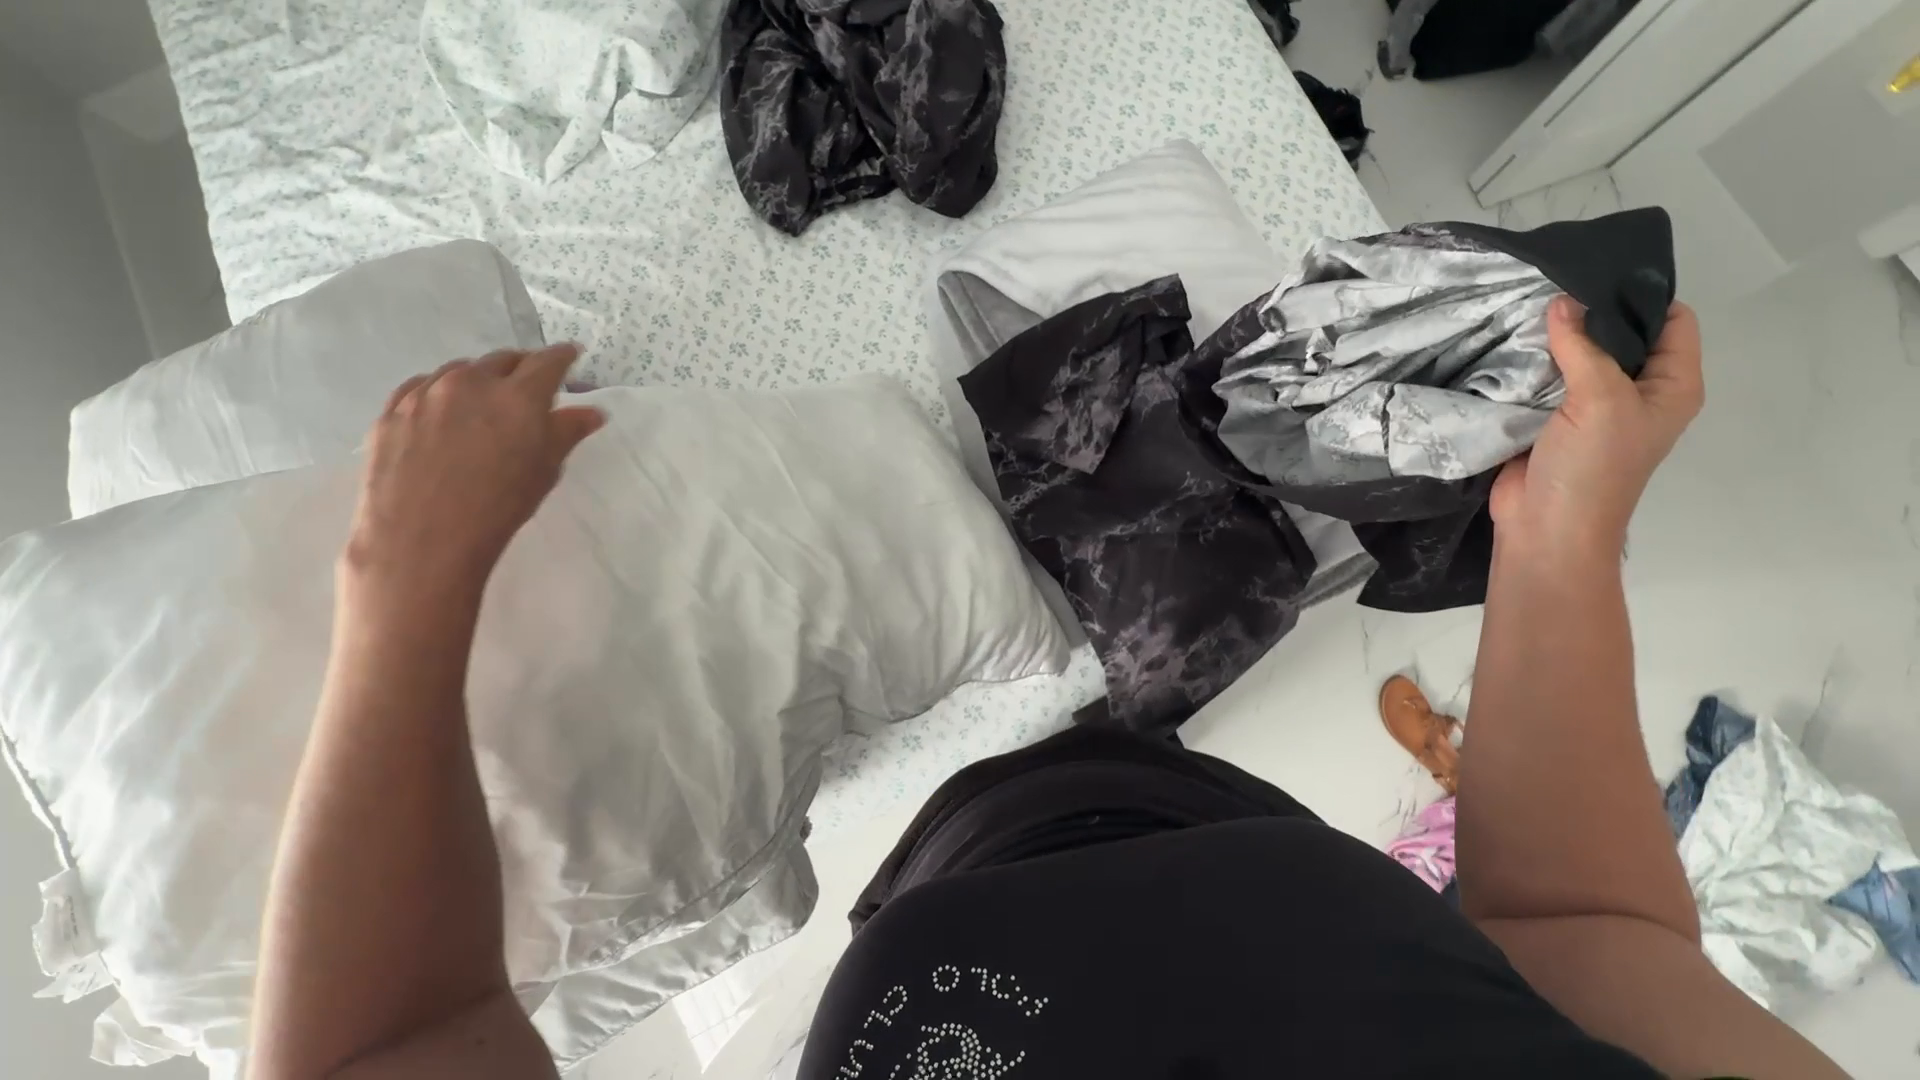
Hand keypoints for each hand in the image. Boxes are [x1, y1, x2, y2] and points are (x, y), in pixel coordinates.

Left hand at [341, 343, 605, 603]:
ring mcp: (427, 392)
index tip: (571, 357)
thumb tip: (592, 411)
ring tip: (485, 404)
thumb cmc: (499, 508)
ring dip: (480, 380)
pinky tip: (445, 413)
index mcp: (519, 397)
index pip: (548, 362)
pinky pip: (423, 386)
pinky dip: (442, 392)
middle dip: (521, 368)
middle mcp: (472, 382)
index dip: (563, 357)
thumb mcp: (545, 471)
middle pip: (503, 359)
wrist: (422, 539)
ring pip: (461, 370)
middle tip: (530, 387)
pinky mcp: (393, 409)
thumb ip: (568, 432)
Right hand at [1489, 295, 1702, 559]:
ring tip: (1520, 309)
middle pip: (1619, 337)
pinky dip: (1525, 367)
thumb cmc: (1591, 467)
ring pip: (1575, 359)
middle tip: (1549, 284)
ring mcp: (1589, 409)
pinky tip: (1503, 347)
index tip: (1596, 273)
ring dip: (1551, 341)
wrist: (1545, 529)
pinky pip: (1540, 384)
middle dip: (1587, 314)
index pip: (1671, 321)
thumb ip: (1582, 347)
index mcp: (1671, 386)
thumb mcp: (1599, 399)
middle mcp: (1635, 393)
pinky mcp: (1546, 423)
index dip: (1640, 296)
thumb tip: (1560, 301)